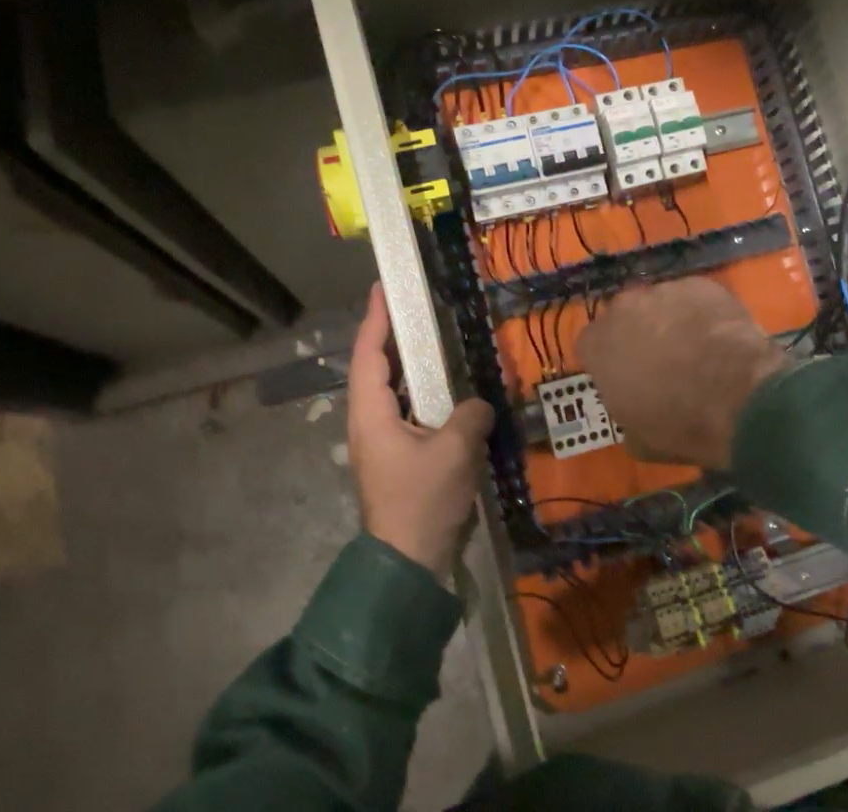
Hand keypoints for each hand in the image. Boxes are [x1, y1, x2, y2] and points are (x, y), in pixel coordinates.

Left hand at [347, 283, 494, 577]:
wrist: (407, 560)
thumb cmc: (422, 500)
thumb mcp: (455, 451)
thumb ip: (470, 416)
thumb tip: (479, 404)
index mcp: (371, 414)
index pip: (368, 354)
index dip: (375, 319)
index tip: (382, 287)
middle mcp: (369, 422)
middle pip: (376, 368)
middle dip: (392, 336)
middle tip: (415, 307)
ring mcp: (381, 443)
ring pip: (393, 393)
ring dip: (410, 367)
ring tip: (433, 342)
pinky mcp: (396, 459)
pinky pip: (408, 414)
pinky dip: (423, 396)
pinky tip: (447, 393)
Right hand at [576, 278, 784, 469]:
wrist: (736, 398)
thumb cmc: (678, 424)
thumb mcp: (637, 439)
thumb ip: (625, 412)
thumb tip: (635, 410)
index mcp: (598, 345)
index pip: (590, 345)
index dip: (607, 361)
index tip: (624, 377)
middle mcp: (623, 308)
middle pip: (624, 317)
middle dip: (638, 335)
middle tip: (662, 362)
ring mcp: (664, 291)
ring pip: (661, 304)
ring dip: (671, 322)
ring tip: (697, 349)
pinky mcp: (702, 285)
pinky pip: (695, 298)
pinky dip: (703, 314)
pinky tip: (720, 338)